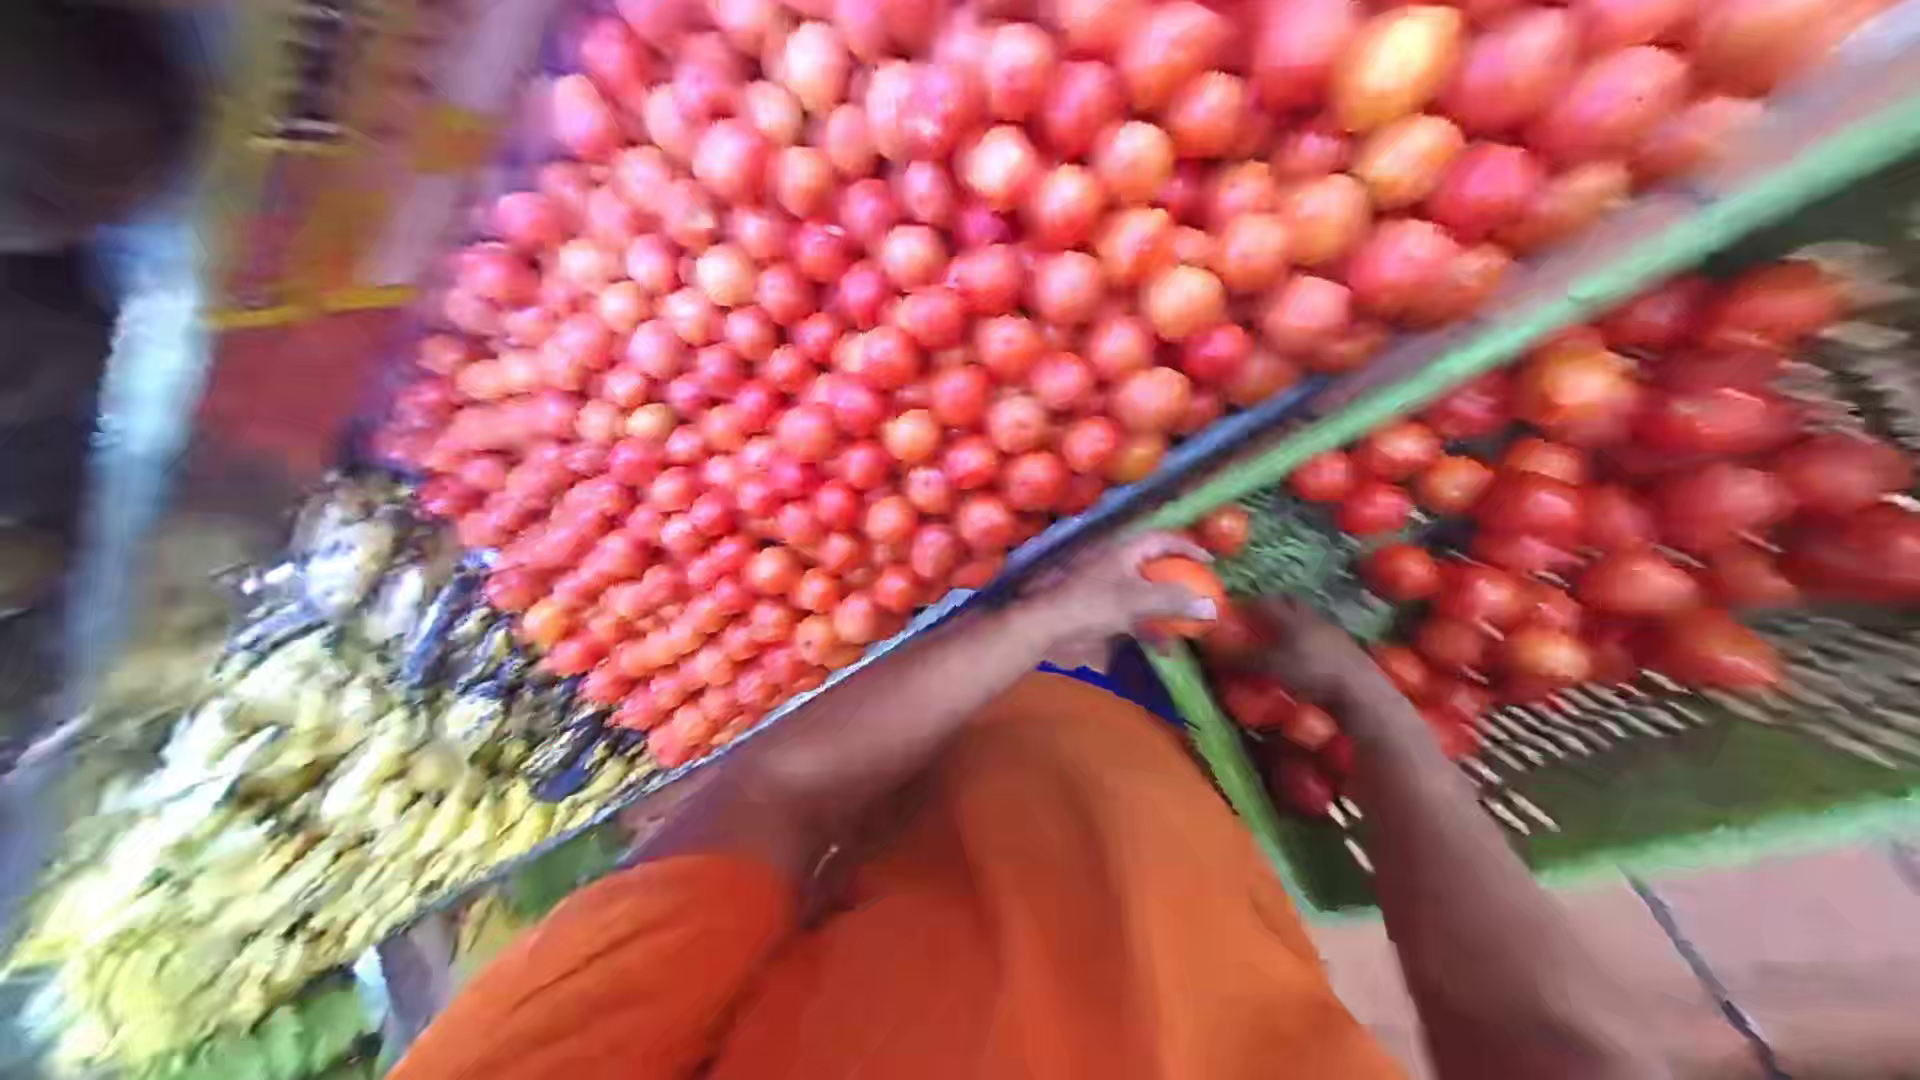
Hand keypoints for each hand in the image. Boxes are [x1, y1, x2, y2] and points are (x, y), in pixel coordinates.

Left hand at [1019, 531, 1218, 648]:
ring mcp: (1105, 586)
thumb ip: (1174, 601)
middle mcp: (1116, 563)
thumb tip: (1211, 606)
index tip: (1209, 561)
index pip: (1161, 539)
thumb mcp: (1137, 600)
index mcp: (1124, 550)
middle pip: (1154, 566)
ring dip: (1165, 608)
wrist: (1047, 625)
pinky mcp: (1097, 608)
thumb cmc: (1091, 604)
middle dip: (1178, 581)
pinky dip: (1148, 625)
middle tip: (1199, 594)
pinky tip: (1161, 645)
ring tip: (1185, 626)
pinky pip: (1131, 613)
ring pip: (1143, 592)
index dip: (1187, 546)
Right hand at [1240, 598, 1419, 743]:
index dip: (1247, 604)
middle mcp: (1310, 618)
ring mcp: (1332, 631)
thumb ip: (1241, 658)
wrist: (1360, 692)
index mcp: (1289, 618)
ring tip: (1279, 636)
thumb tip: (1211, 651)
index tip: (1235, 612)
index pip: (1264, 601)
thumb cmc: (1311, 673)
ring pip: (1306, 617)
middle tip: (1257, 618)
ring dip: (1291, 621)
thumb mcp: (1269, 667)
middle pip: (1289, 602)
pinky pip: (1320, 633)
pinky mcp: (1346, 647)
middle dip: (1272, 605)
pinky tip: (1304, 654)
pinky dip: (1307, 638)